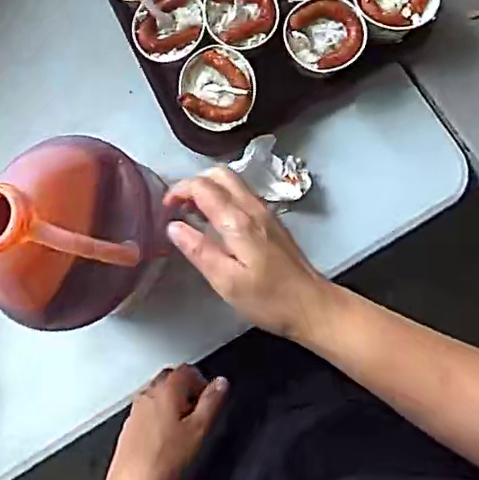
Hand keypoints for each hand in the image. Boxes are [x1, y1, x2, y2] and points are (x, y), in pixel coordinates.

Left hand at [94, 364, 226, 479]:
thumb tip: (221, 384)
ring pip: (156, 398)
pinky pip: (146, 416)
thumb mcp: (199, 431)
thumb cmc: (163, 463)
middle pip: (169, 380)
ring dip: (171, 405)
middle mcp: (147, 396)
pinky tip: (165, 443)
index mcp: (165, 389)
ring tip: (184, 428)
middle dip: (186, 389)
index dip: (201, 379)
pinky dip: (158, 420)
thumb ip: (212, 403)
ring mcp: (134, 413)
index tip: (210, 394)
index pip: (185, 370)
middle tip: (199, 408)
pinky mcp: (127, 431)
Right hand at [164, 168, 335, 339]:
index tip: (165, 209)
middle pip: (218, 173)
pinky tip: (216, 223)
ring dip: (208, 189)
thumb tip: (173, 227)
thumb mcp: (226, 283)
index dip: (178, 191)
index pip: (202, 186)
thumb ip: (198, 251)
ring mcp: (264, 211)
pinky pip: (241, 194)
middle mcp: (253, 208)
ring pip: (231, 181)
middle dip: (192, 184)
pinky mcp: (271, 219)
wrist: (313, 305)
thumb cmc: (270, 300)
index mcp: (239, 221)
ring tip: (192, 215)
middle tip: (177, 208)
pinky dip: (222, 197)